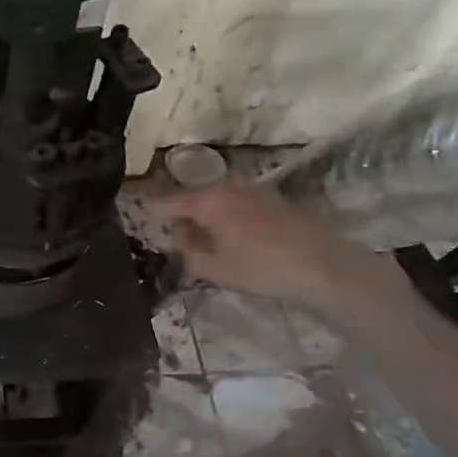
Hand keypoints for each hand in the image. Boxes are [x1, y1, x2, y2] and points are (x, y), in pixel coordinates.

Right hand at [155, 184, 404, 311]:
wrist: (322, 265)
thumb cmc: (261, 268)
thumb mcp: (214, 269)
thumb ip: (188, 252)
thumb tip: (178, 236)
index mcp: (208, 201)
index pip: (168, 202)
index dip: (150, 209)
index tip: (135, 211)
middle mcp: (228, 187)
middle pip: (194, 199)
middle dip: (181, 216)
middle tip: (173, 239)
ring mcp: (253, 190)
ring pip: (218, 201)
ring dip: (206, 218)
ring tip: (202, 242)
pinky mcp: (273, 199)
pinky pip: (237, 205)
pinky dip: (226, 218)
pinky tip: (231, 239)